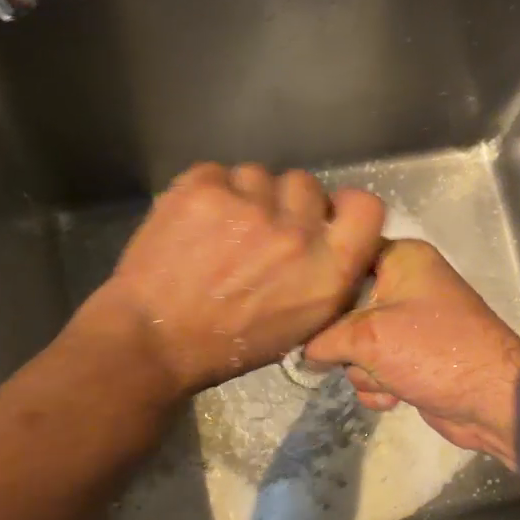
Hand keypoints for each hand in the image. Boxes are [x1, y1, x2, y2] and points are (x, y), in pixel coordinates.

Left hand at [80, 162, 385, 395]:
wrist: (153, 341)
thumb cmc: (228, 346)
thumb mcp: (299, 326)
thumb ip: (325, 278)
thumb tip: (330, 242)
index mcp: (328, 272)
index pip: (366, 207)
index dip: (343, 208)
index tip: (321, 218)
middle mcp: (296, 233)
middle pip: (307, 185)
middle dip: (285, 204)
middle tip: (256, 234)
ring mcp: (249, 206)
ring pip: (259, 175)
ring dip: (244, 197)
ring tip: (218, 233)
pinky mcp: (204, 188)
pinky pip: (217, 172)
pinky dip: (207, 193)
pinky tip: (193, 225)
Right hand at [304, 239, 519, 466]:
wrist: (491, 400)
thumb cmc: (433, 351)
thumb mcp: (367, 338)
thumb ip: (322, 339)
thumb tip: (302, 351)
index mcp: (401, 259)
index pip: (343, 259)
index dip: (322, 285)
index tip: (304, 309)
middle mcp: (405, 286)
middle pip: (344, 311)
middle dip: (347, 345)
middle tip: (358, 355)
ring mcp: (408, 326)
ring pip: (355, 348)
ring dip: (366, 372)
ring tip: (390, 379)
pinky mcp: (411, 360)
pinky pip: (373, 371)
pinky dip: (380, 387)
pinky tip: (397, 396)